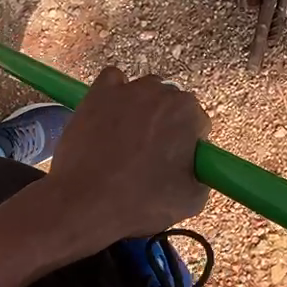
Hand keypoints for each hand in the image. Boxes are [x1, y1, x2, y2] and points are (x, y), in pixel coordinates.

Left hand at [43, 66, 210, 241]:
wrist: (84, 204)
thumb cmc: (138, 204)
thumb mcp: (191, 199)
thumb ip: (202, 174)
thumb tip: (196, 168)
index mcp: (188, 113)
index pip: (197, 124)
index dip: (186, 147)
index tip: (173, 165)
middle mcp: (159, 92)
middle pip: (170, 106)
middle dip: (164, 128)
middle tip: (148, 158)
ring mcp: (126, 90)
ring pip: (143, 94)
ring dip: (139, 111)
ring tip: (124, 144)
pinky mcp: (97, 94)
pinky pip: (112, 81)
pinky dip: (113, 95)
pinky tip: (109, 119)